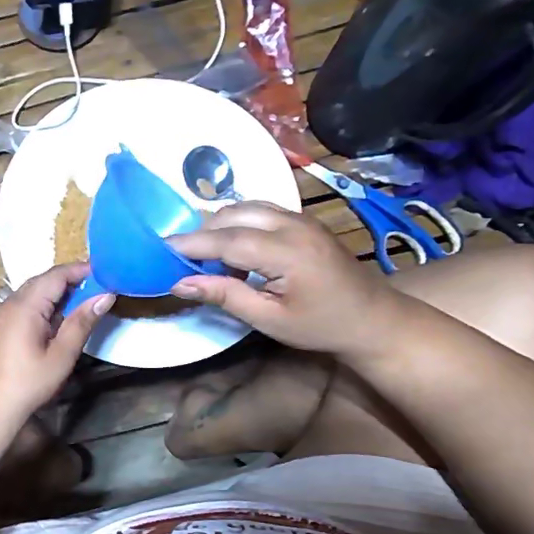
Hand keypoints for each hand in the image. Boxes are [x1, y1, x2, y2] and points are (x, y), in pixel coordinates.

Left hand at [0, 262, 111, 433]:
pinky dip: (42, 306)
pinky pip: (22, 307)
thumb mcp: (62, 354)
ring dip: (56, 294)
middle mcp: (9, 304)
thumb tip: (106, 295)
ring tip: (81, 302)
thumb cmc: (29, 383)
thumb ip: (82, 321)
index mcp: (25, 306)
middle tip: (97, 288)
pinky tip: (55, 322)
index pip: (56, 275)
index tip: (105, 273)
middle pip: (42, 281)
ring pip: (31, 294)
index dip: (80, 270)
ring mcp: (0, 316)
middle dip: (69, 281)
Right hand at [169, 202, 403, 356]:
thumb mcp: (269, 319)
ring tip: (206, 253)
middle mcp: (293, 225)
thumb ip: (225, 296)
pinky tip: (234, 247)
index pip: (228, 239)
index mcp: (287, 252)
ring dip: (221, 224)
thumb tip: (181, 284)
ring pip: (247, 206)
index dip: (192, 242)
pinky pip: (262, 209)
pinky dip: (239, 222)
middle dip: (204, 231)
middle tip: (182, 256)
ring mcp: (301, 218)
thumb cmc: (320, 326)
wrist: (371, 317)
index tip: (162, 247)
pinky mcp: (304, 219)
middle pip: (234, 215)